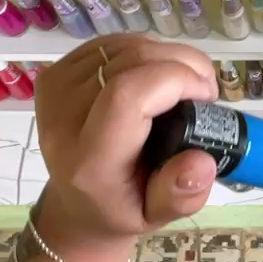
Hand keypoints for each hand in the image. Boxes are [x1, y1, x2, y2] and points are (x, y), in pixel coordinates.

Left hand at [31, 34, 219, 254]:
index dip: (175, 79)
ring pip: (127, 46)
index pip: (128, 96)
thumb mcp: (157, 217)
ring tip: (185, 85)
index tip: (206, 96)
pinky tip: (158, 75)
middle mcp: (63, 121)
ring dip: (169, 56)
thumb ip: (180, 195)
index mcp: (89, 162)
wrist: (78, 202)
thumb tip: (202, 161)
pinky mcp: (57, 72)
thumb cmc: (123, 206)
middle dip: (183, 63)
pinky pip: (115, 44)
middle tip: (204, 92)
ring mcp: (56, 91)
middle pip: (131, 61)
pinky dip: (147, 51)